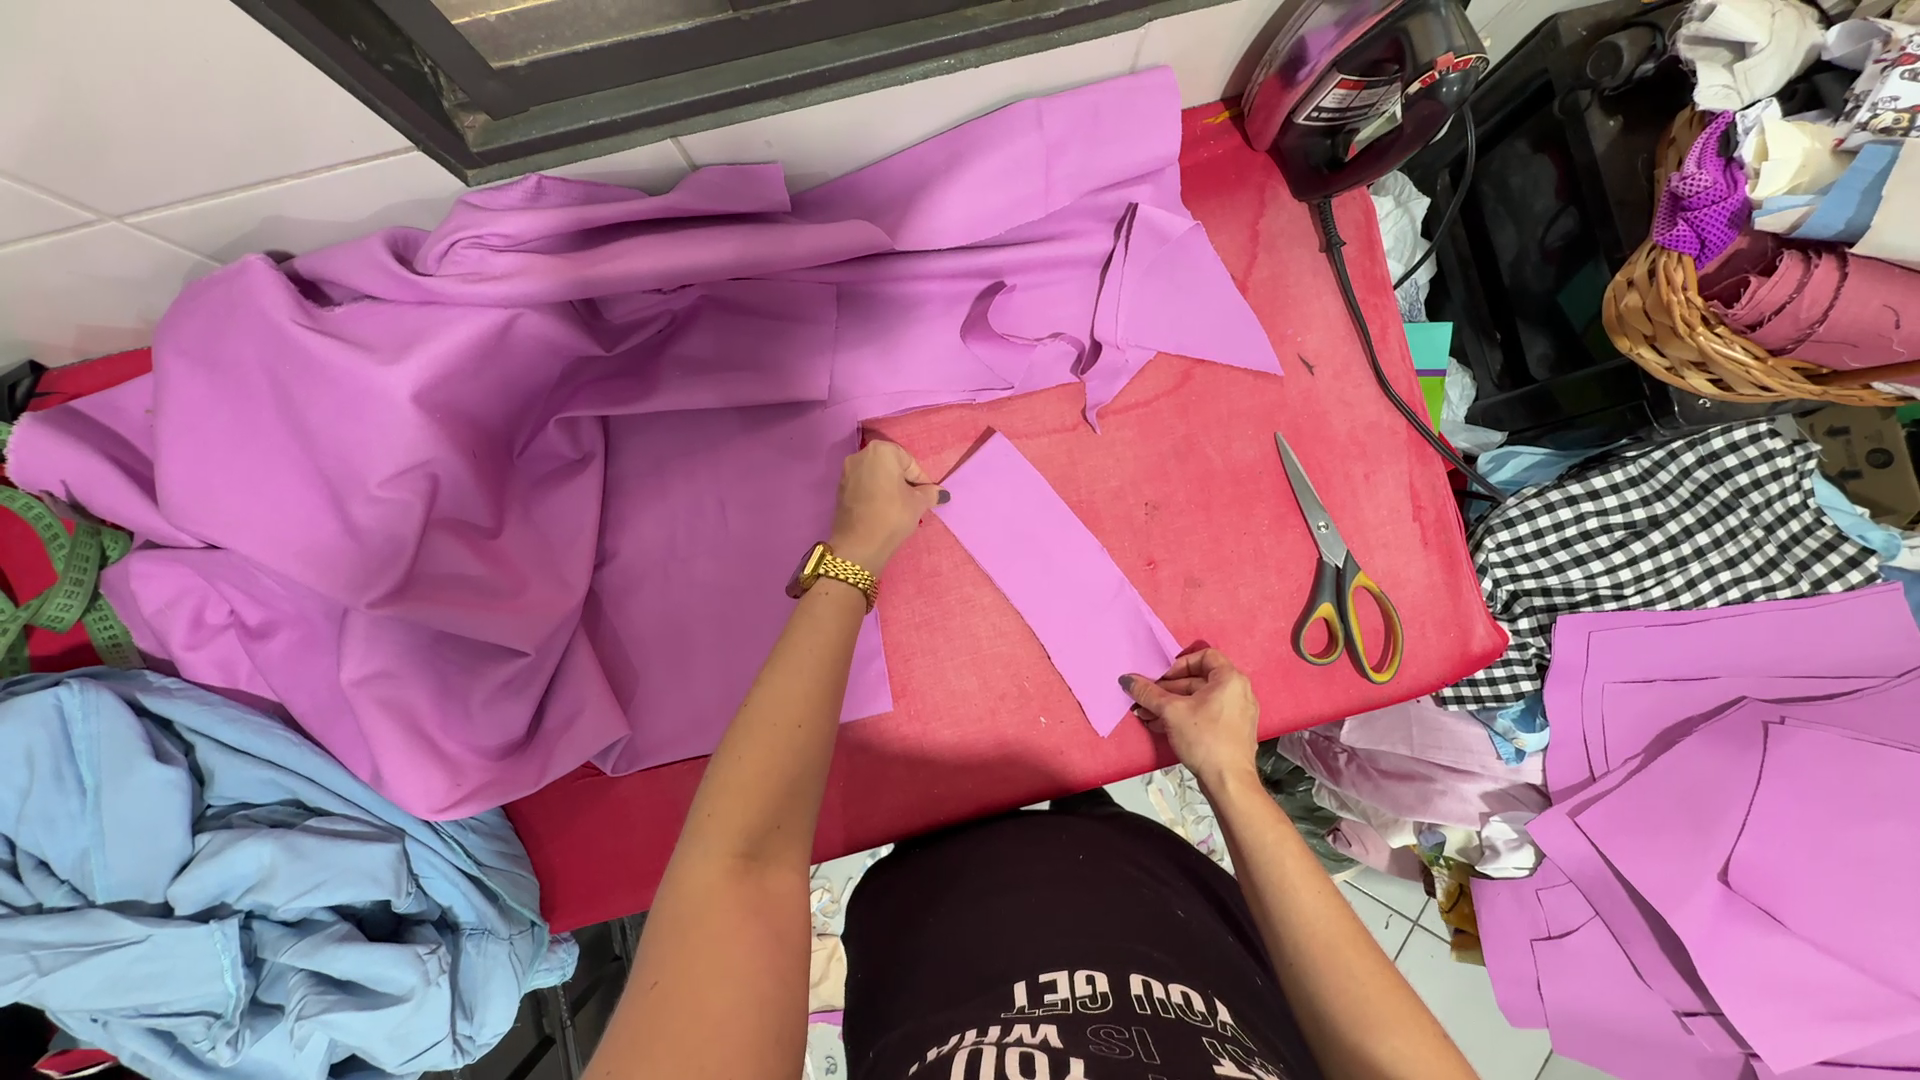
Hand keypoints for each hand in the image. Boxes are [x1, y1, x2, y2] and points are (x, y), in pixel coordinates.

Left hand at [828, 440, 945, 574]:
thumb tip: (941, 493)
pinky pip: (865, 486)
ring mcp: (847, 472)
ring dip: (890, 488)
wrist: (859, 544)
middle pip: (891, 466)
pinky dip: (876, 493)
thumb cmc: (893, 515)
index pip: (909, 462)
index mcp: (881, 451)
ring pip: (877, 476)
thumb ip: (930, 493)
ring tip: (900, 507)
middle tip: (915, 501)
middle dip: (904, 482)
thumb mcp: (918, 503)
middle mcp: (861, 455)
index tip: (927, 495)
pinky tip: (883, 510)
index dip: (921, 480)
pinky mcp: (841, 489)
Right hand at [1121, 645, 1260, 793]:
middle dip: (1168, 690)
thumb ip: (1148, 693)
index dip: (1179, 664)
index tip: (1162, 678)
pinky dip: (1185, 716)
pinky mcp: (1233, 731)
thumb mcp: (1171, 712)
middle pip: (1198, 680)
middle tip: (1146, 699)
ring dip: (1172, 705)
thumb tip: (1127, 680)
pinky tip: (1162, 726)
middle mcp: (1239, 691)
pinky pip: (1206, 714)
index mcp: (1230, 679)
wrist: (1229, 781)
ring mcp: (1238, 712)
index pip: (1204, 656)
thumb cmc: (1204, 739)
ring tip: (1147, 715)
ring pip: (1199, 699)